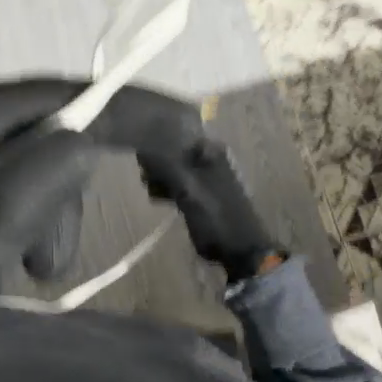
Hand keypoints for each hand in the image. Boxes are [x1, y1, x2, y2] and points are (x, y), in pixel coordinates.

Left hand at [0, 74, 205, 370]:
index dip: (120, 109)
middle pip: (46, 122)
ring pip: (41, 144)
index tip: (188, 124)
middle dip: (59, 195)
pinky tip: (4, 243)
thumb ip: (15, 202)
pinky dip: (30, 202)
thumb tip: (84, 140)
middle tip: (40, 262)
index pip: (42, 100)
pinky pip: (22, 155)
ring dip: (46, 209)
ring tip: (16, 265)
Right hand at [138, 135, 278, 280]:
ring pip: (172, 165)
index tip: (141, 158)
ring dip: (159, 176)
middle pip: (171, 148)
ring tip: (153, 191)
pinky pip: (177, 180)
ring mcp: (204, 173)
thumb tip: (141, 147)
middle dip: (155, 161)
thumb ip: (165, 166)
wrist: (240, 249)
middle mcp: (208, 155)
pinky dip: (166, 186)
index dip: (154, 141)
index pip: (174, 132)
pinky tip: (158, 198)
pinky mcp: (200, 190)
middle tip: (147, 179)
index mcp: (209, 149)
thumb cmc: (216, 218)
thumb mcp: (188, 190)